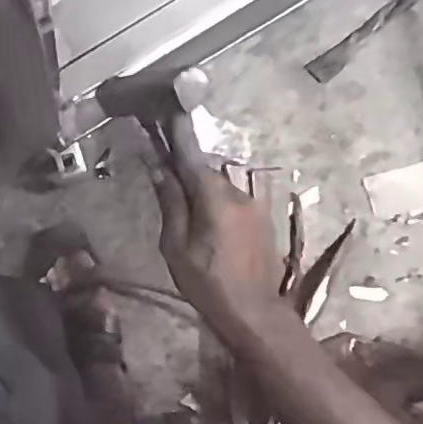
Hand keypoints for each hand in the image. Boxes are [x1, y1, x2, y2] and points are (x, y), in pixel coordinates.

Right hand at [149, 113, 286, 340]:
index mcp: (215, 199)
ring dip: (203, 188)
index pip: (192, 157)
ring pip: (221, 185)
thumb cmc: (208, 284)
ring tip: (187, 207)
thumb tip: (159, 170)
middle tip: (165, 173)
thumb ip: (171, 204)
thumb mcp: (177, 247)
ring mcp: (255, 204)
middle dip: (186, 169)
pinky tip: (208, 219)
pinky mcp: (263, 217)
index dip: (178, 134)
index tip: (168, 110)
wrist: (254, 312)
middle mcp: (239, 193)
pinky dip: (217, 199)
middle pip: (207, 171)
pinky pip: (234, 198)